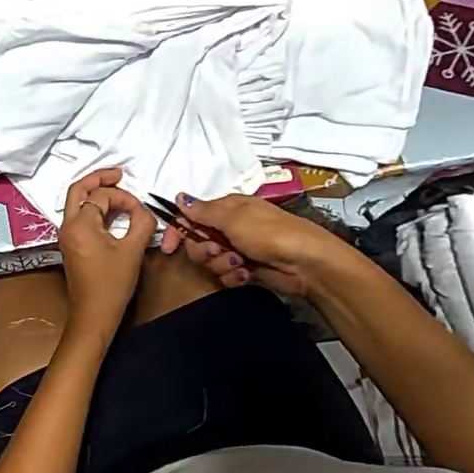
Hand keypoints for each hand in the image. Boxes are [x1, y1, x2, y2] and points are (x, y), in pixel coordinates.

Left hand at [56, 169, 155, 333]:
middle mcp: (67, 226)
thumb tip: (143, 212)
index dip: (124, 198)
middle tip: (118, 174)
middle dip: (98, 179)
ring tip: (116, 190)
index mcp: (80, 225)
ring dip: (94, 193)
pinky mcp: (70, 245)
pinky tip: (109, 212)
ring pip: (75, 203)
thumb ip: (141, 223)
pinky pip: (78, 217)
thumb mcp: (133, 250)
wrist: (93, 314)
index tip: (140, 211)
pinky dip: (93, 208)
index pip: (101, 197)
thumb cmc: (112, 284)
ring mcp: (66, 236)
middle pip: (77, 190)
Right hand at [159, 192, 338, 295]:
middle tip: (217, 250)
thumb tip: (179, 197)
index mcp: (226, 208)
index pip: (190, 217)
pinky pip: (223, 274)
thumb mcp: (233, 218)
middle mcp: (228, 227)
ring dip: (220, 264)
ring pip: (209, 261)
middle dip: (203, 250)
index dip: (176, 231)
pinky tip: (245, 274)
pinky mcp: (243, 268)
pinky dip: (232, 276)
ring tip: (240, 263)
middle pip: (195, 242)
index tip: (168, 247)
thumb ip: (203, 211)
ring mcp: (236, 248)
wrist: (305, 263)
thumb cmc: (269, 233)